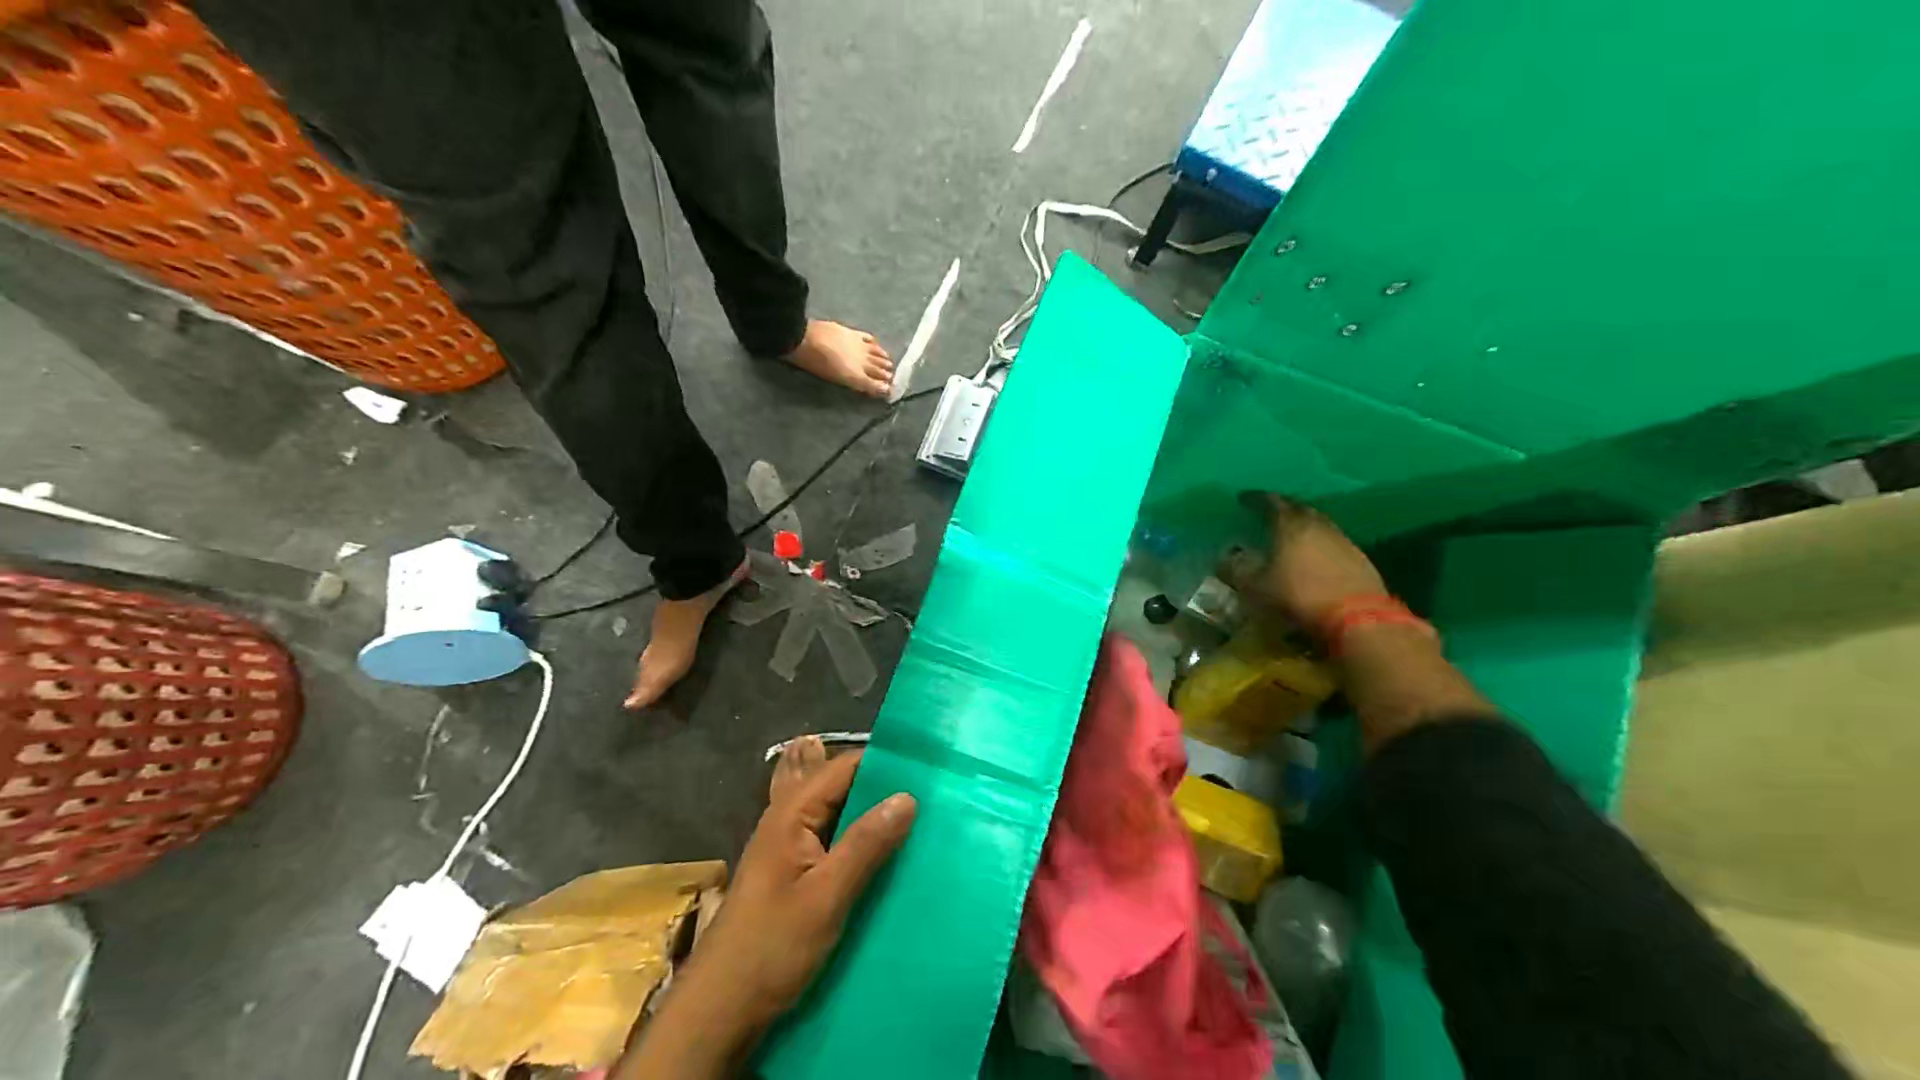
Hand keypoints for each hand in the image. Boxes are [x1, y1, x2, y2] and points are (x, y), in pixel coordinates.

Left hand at [618, 740, 915, 1078]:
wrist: (721, 1007)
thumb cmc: (773, 946)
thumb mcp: (827, 896)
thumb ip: (866, 844)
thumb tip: (908, 796)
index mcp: (792, 812)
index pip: (845, 766)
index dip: (884, 764)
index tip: (928, 770)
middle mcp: (788, 818)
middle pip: (840, 785)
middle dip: (880, 785)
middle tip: (928, 791)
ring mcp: (789, 844)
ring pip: (837, 812)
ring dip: (869, 812)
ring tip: (915, 814)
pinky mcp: (794, 870)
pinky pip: (832, 837)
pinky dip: (857, 835)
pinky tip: (883, 846)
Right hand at [1237, 494, 1386, 626]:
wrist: (1356, 617)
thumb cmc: (1298, 595)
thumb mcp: (1255, 586)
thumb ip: (1236, 570)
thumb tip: (1224, 559)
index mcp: (1290, 525)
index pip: (1271, 502)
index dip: (1255, 499)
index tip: (1243, 498)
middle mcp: (1317, 524)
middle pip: (1298, 508)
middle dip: (1282, 507)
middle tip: (1268, 512)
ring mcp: (1342, 539)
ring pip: (1318, 523)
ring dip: (1303, 524)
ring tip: (1290, 532)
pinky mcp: (1359, 557)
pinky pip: (1332, 540)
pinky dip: (1319, 542)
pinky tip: (1314, 554)